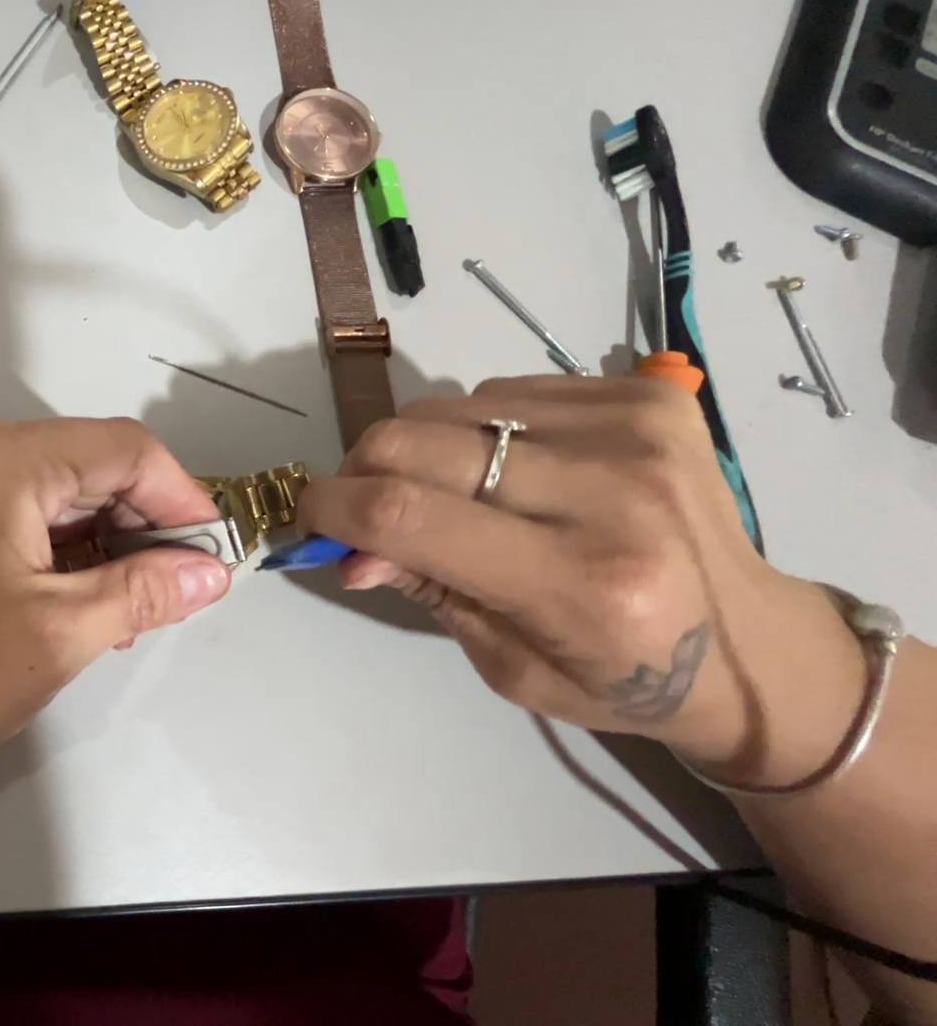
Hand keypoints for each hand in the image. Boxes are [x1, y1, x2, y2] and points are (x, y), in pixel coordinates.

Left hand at [0, 417, 232, 781]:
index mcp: (3, 455)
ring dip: (101, 547)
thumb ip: (144, 591)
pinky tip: (78, 605)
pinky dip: (60, 554)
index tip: (212, 558)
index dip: (180, 498)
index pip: (124, 449)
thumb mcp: (60, 632)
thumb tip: (209, 571)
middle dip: (140, 528)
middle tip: (169, 597)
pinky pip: (22, 516)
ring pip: (58, 495)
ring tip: (124, 615)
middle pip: (90, 466)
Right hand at [299, 376, 867, 785]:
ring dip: (414, 450)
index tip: (309, 515)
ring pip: (447, 408)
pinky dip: (470, 430)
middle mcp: (615, 493)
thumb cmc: (618, 676)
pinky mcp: (647, 395)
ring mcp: (636, 431)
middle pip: (414, 442)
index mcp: (581, 584)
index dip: (332, 504)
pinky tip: (501, 468)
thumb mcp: (503, 662)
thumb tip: (344, 548)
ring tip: (442, 493)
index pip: (408, 514)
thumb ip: (421, 588)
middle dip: (359, 472)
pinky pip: (497, 391)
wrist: (758, 648)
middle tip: (364, 507)